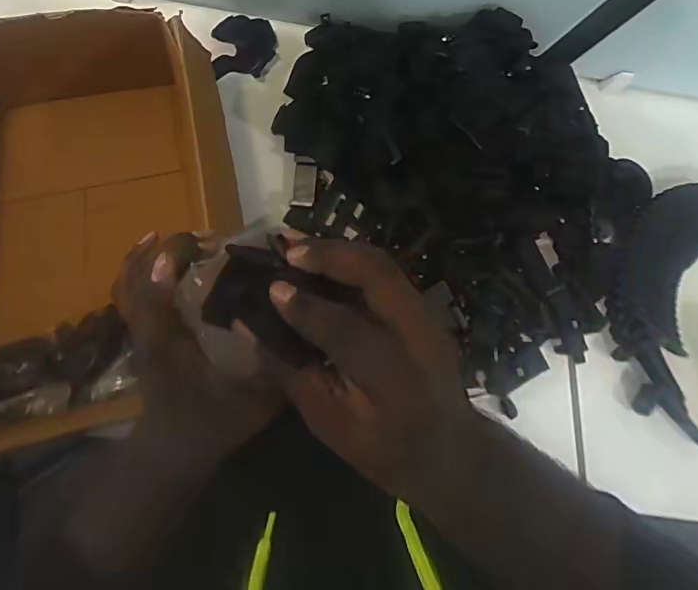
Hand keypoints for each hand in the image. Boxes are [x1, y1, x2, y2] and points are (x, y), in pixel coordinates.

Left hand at [114, 232, 283, 470]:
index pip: (156, 286)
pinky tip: (159, 260)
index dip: (177, 257)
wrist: (170, 454)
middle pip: (138, 276)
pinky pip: (128, 294)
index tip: (211, 246)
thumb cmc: (210, 424)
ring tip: (173, 238)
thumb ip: (271, 364)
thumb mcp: (250, 401)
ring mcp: (137, 331)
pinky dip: (137, 270)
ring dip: (146, 256)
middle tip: (206, 242)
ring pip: (126, 283)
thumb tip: (296, 323)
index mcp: (166, 339)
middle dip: (169, 250)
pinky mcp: (139, 335)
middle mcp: (145, 329)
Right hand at [267, 236, 477, 500]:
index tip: (272, 288)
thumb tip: (246, 325)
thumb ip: (288, 370)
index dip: (306, 308)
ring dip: (337, 249)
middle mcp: (419, 338)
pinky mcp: (425, 306)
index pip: (348, 331)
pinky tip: (322, 257)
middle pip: (377, 276)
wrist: (451, 452)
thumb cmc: (382, 448)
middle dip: (329, 255)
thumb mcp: (329, 423)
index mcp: (396, 382)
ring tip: (298, 244)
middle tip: (287, 250)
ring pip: (382, 263)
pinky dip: (350, 258)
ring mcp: (428, 317)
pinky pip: (385, 270)